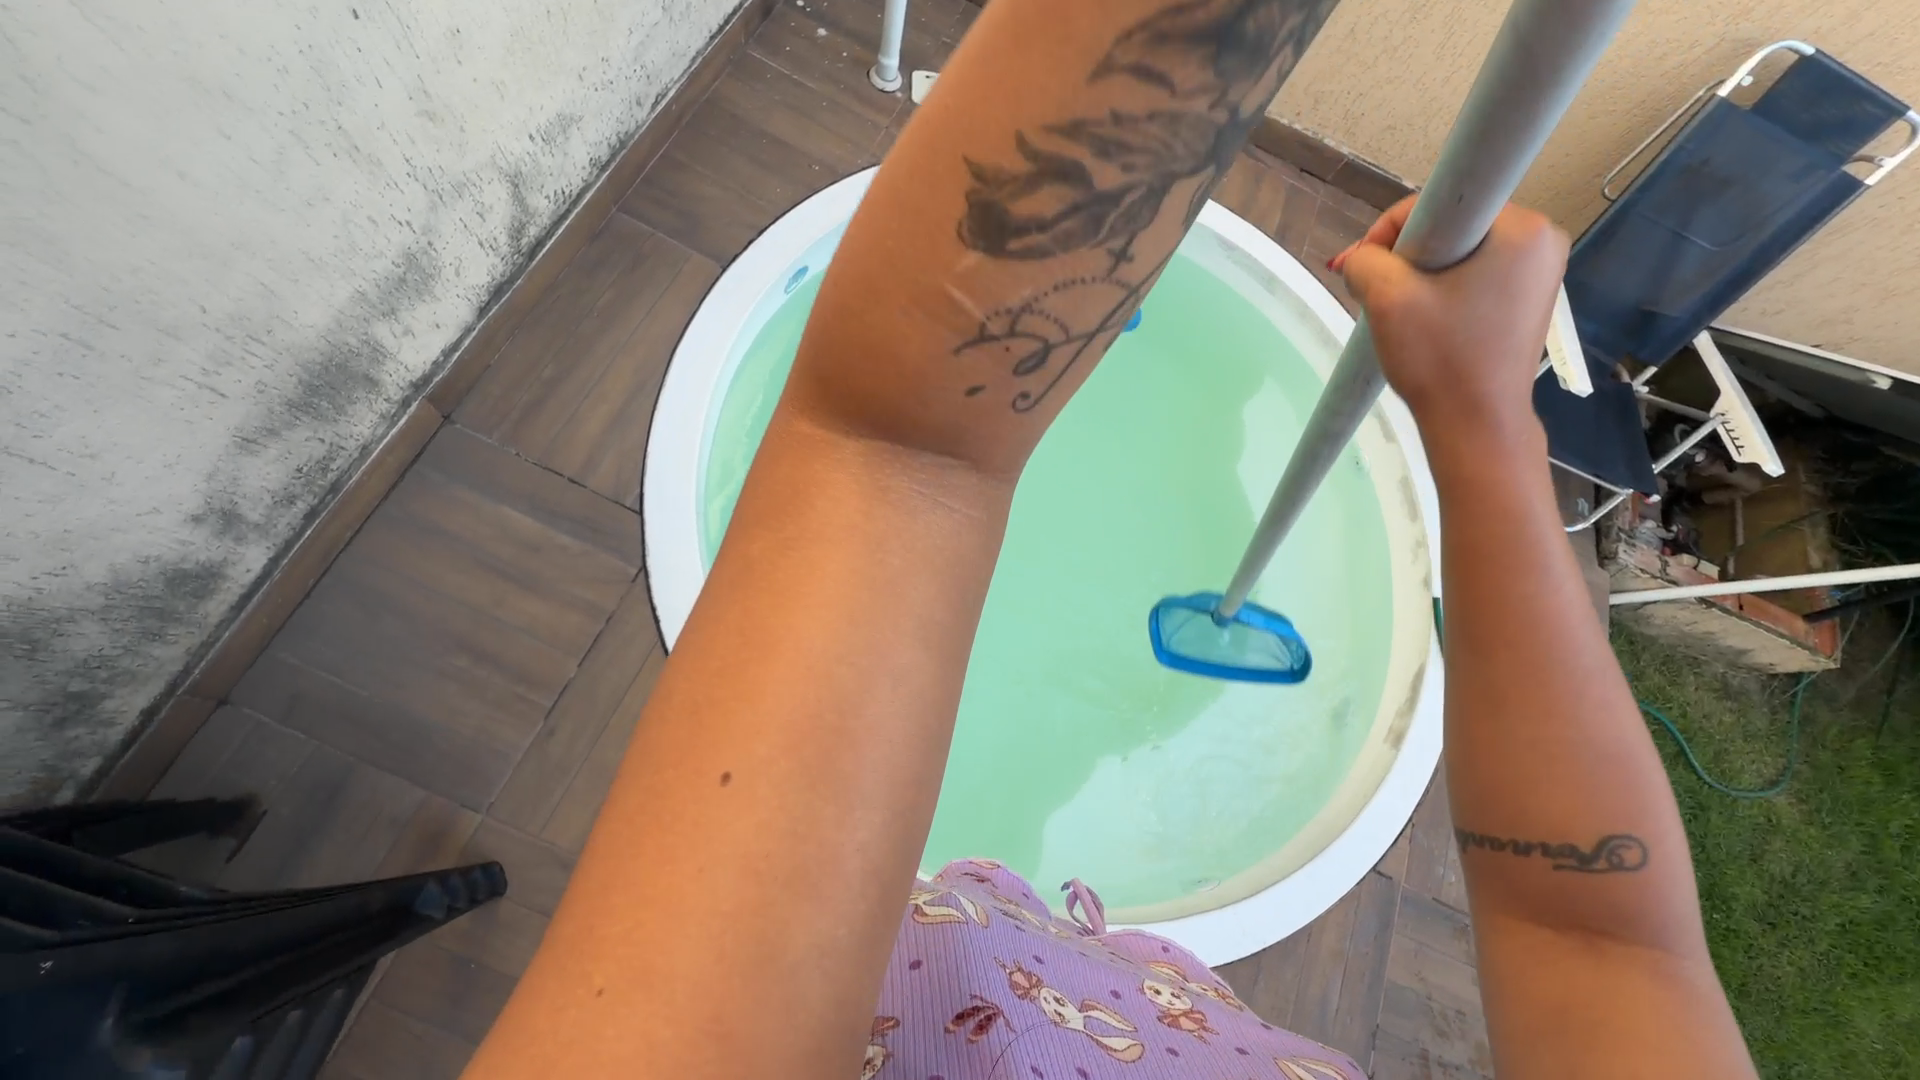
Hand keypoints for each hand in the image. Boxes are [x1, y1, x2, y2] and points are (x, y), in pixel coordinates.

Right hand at [1331, 196, 1567, 453]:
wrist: (1474, 424)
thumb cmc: (1440, 360)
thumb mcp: (1388, 300)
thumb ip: (1366, 260)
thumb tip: (1359, 257)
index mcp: (1522, 228)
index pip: (1442, 198)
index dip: (1395, 228)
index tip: (1371, 265)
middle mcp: (1542, 240)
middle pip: (1450, 225)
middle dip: (1407, 256)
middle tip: (1380, 296)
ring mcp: (1538, 272)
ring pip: (1458, 252)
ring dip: (1420, 276)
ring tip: (1401, 314)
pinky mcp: (1526, 299)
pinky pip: (1472, 275)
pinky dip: (1441, 291)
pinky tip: (1426, 323)